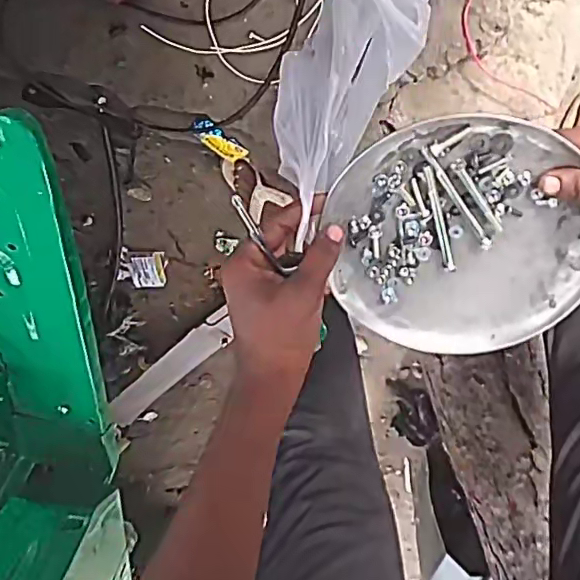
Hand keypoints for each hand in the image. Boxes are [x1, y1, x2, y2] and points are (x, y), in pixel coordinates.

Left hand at [218, 201, 343, 386]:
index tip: (323, 202)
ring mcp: (257, 284)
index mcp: (244, 263)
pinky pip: (291, 273)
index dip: (303, 211)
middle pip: (283, 239)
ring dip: (311, 257)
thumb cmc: (277, 342)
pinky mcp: (269, 296)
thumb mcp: (304, 292)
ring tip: (330, 258)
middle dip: (310, 236)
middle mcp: (246, 270)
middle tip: (335, 228)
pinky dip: (308, 274)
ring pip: (290, 257)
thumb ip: (320, 257)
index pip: (275, 224)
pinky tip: (322, 281)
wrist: (273, 377)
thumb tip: (333, 231)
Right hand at [540, 124, 579, 247]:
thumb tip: (547, 179)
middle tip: (535, 186)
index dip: (549, 154)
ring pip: (575, 161)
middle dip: (553, 166)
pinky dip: (573, 184)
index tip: (530, 172)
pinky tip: (564, 196)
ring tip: (546, 193)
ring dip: (563, 177)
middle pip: (571, 147)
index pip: (572, 137)